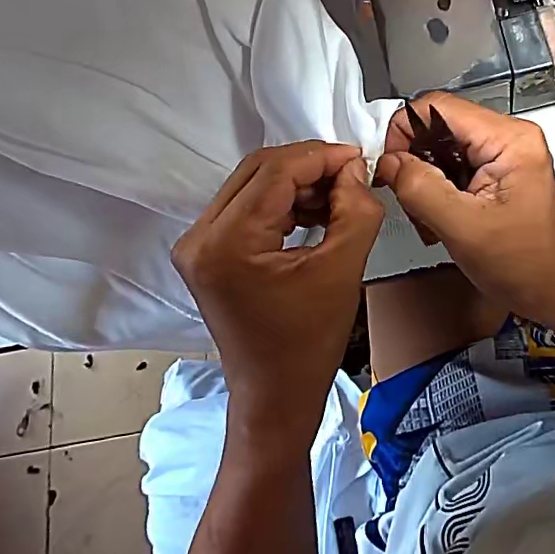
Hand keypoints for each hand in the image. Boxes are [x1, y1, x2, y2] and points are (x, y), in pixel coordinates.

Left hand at [173, 141, 384, 446]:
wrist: (274, 395)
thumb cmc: (308, 343)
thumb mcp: (342, 270)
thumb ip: (355, 210)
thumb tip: (354, 169)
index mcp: (226, 242)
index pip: (274, 172)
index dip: (320, 157)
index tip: (358, 158)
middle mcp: (199, 237)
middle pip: (257, 172)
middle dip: (308, 167)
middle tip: (350, 175)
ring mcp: (196, 245)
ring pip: (251, 186)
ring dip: (294, 184)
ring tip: (337, 198)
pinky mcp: (205, 253)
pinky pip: (244, 208)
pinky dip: (279, 204)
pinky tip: (313, 213)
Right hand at [374, 92, 554, 325]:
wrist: (551, 291)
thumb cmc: (527, 264)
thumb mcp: (463, 227)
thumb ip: (419, 188)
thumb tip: (388, 161)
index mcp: (509, 140)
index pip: (436, 107)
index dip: (403, 131)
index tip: (389, 163)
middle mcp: (506, 138)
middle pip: (434, 126)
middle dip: (412, 161)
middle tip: (406, 195)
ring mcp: (498, 154)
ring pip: (436, 147)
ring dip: (420, 180)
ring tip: (427, 214)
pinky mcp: (490, 170)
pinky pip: (445, 165)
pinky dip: (431, 189)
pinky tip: (436, 216)